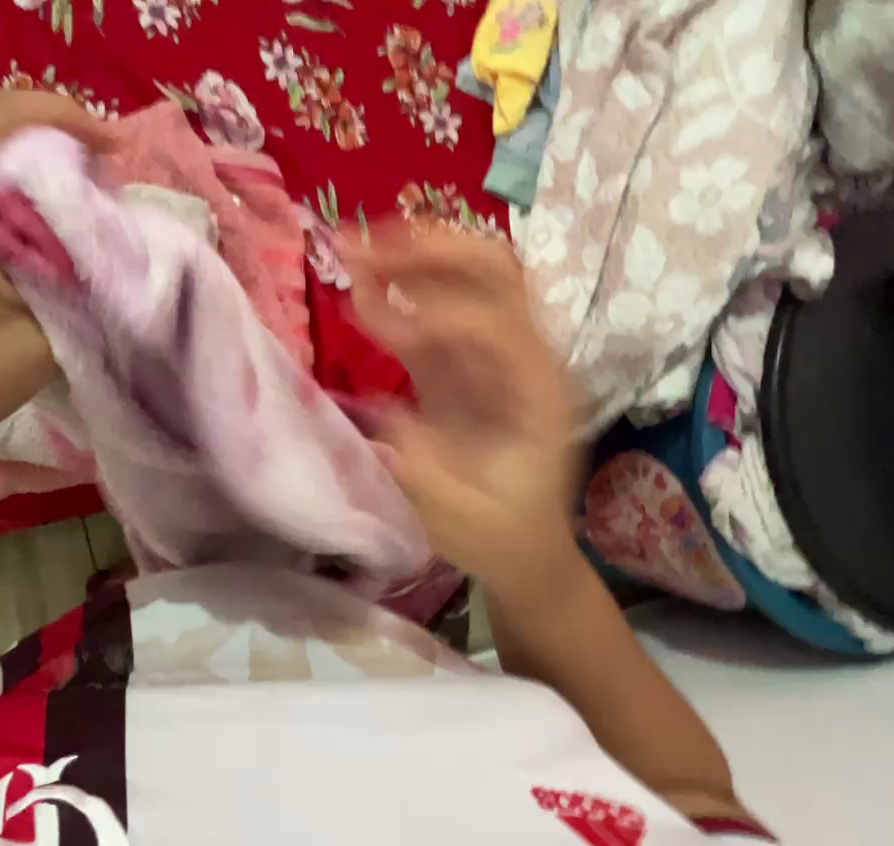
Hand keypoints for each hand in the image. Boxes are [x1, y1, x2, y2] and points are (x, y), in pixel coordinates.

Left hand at [0, 89, 108, 473]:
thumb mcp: (42, 331)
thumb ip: (78, 275)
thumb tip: (106, 237)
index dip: (64, 117)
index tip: (113, 148)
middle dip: (50, 143)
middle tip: (100, 181)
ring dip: (27, 170)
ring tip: (75, 204)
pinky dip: (0, 192)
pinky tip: (33, 227)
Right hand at [346, 226, 583, 597]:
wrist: (525, 554)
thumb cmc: (505, 540)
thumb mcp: (464, 520)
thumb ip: (425, 471)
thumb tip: (382, 417)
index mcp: (541, 391)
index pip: (499, 326)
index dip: (440, 315)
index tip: (383, 327)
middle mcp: (525, 359)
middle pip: (493, 275)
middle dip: (430, 251)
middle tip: (367, 242)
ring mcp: (492, 361)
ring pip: (462, 285)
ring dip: (409, 261)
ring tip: (351, 249)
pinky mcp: (461, 374)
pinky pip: (431, 324)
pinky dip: (395, 305)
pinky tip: (359, 295)